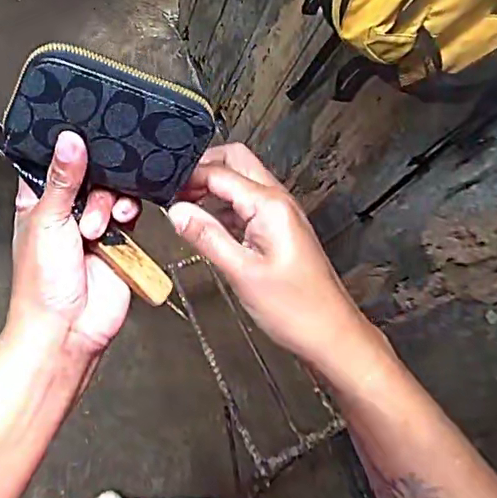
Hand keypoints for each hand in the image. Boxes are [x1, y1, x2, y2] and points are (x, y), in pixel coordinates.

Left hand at [4, 130, 134, 366]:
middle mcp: (64, 207)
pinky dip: (127, 212)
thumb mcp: (46, 220)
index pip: (53, 160)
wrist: (68, 328)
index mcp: (38, 199)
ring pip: (111, 189)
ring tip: (96, 224)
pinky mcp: (117, 237)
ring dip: (108, 202)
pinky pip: (129, 211)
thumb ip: (61, 179)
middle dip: (94, 178)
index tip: (79, 137)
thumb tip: (68, 141)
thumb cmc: (40, 284)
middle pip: (89, 171)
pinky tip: (120, 222)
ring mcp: (92, 222)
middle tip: (88, 194)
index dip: (66, 149)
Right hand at [166, 143, 379, 370]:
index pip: (219, 172)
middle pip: (234, 160)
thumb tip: (175, 211)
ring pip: (239, 179)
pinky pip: (244, 201)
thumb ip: (205, 235)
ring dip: (211, 186)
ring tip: (186, 208)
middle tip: (176, 190)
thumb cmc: (298, 310)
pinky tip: (207, 226)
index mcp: (270, 205)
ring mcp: (278, 213)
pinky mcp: (276, 227)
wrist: (332, 337)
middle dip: (202, 168)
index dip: (188, 178)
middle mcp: (277, 201)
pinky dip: (221, 205)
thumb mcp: (241, 272)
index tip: (165, 192)